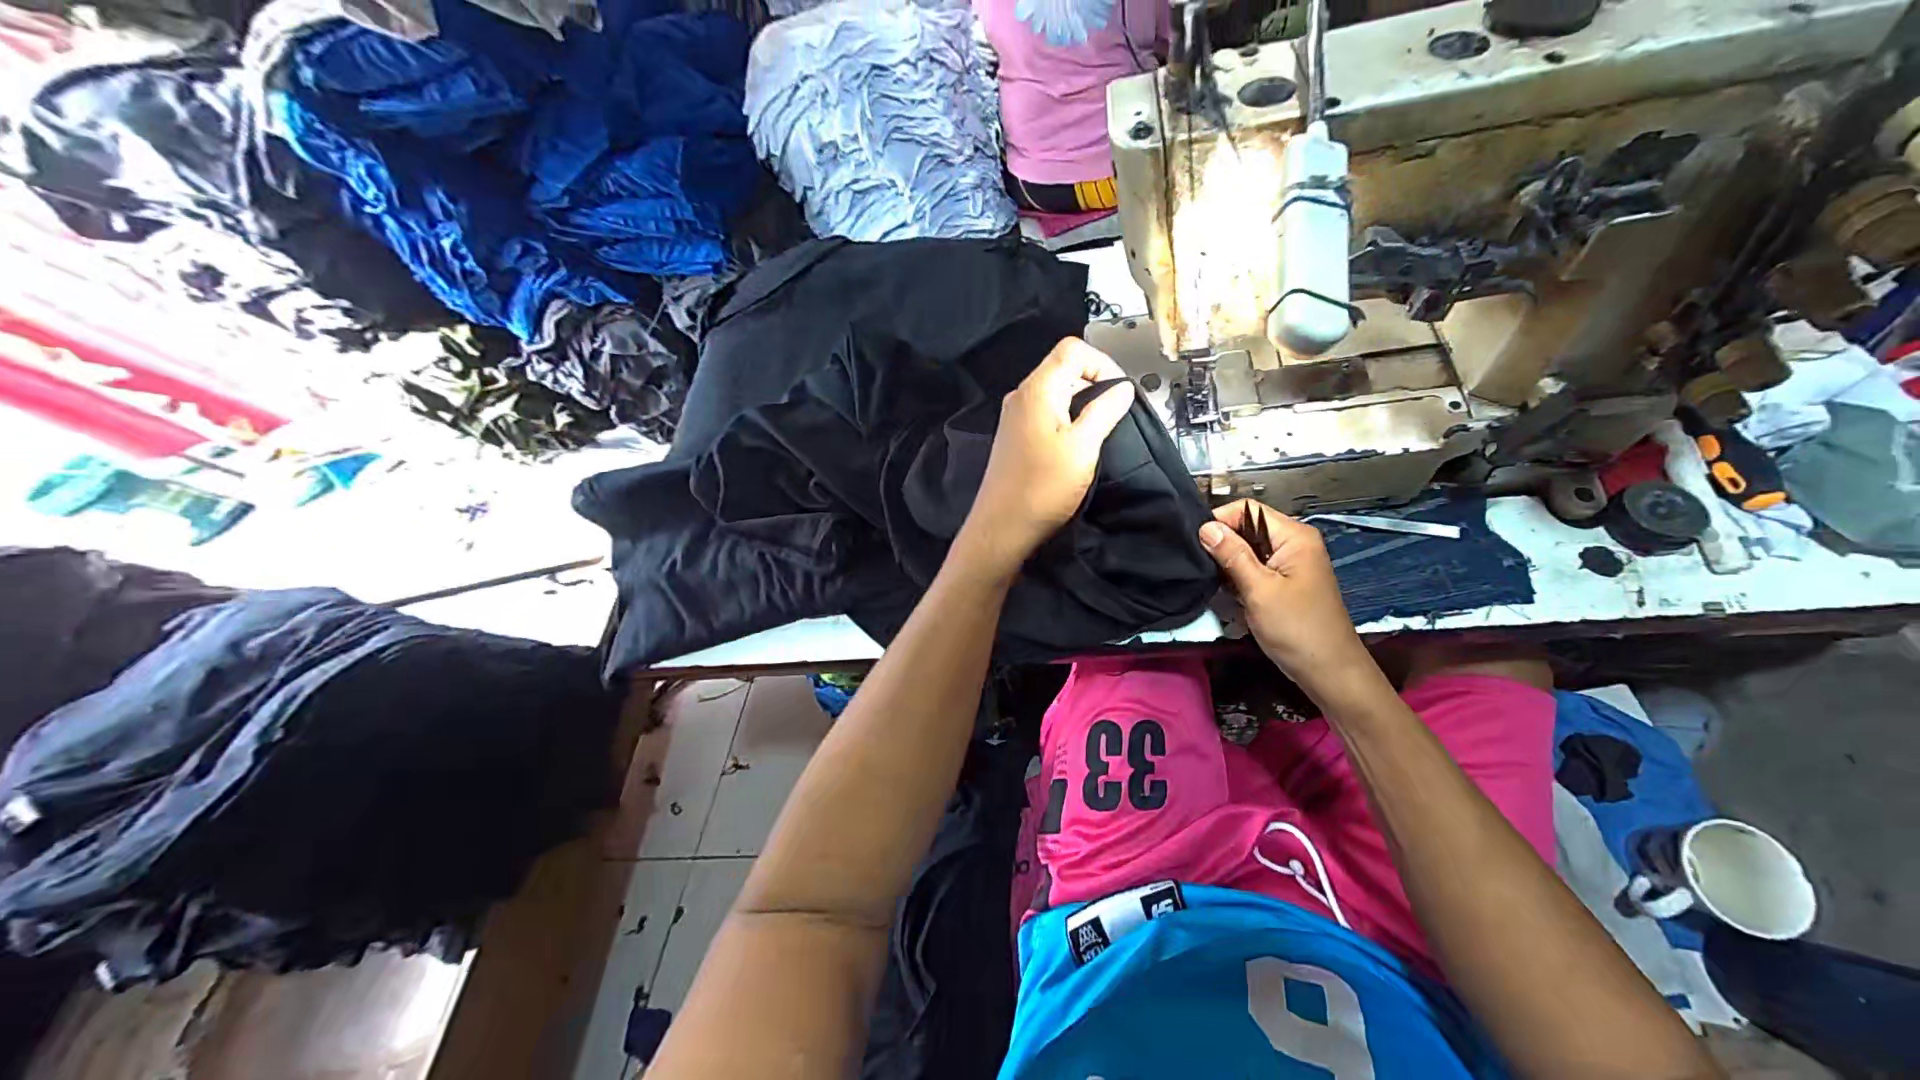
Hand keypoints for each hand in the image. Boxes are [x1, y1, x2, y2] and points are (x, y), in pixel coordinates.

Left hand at [952, 338, 1135, 580]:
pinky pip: (1048, 412)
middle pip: (1065, 367)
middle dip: (1096, 382)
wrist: (1003, 527)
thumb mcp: (1083, 446)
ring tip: (1100, 431)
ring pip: (1058, 391)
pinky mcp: (1016, 436)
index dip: (1103, 363)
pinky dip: (1068, 418)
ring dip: (1084, 403)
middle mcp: (1022, 396)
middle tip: (1115, 414)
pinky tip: (1079, 444)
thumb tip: (1122, 389)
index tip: (1120, 392)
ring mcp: (1016, 416)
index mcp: (1037, 390)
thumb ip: (1105, 410)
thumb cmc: (1041, 488)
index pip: (1073, 349)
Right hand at [1198, 500, 1381, 704]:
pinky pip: (1255, 567)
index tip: (1196, 542)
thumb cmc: (1296, 628)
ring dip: (1229, 562)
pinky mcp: (1285, 581)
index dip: (1220, 520)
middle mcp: (1294, 543)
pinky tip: (1228, 591)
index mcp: (1294, 536)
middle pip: (1248, 527)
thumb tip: (1205, 527)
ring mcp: (1291, 563)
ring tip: (1211, 578)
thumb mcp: (1259, 590)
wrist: (1328, 671)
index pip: (1248, 509)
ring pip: (1248, 549)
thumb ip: (1232, 555)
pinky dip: (1239, 576)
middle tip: (1200, 563)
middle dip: (1223, 542)